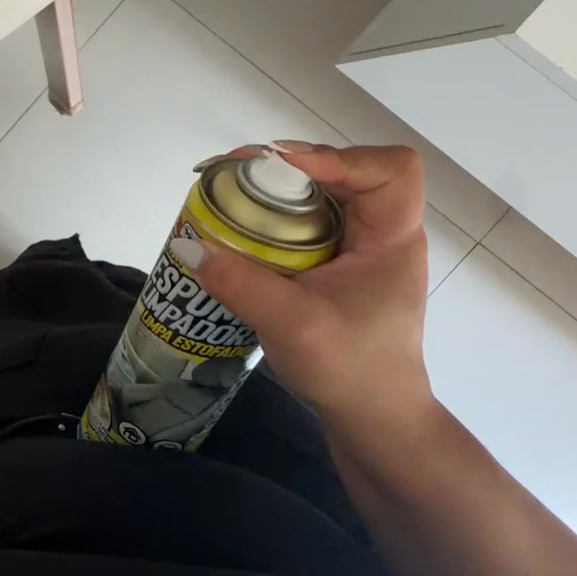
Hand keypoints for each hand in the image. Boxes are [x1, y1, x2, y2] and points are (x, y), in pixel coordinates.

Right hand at [177, 143, 437, 438]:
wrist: (373, 419)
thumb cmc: (351, 370)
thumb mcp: (292, 326)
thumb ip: (240, 283)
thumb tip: (186, 244)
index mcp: (391, 240)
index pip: (390, 170)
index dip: (338, 156)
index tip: (281, 168)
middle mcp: (377, 233)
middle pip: (342, 170)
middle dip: (284, 165)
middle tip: (231, 172)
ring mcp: (353, 247)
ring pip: (315, 193)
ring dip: (268, 187)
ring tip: (222, 192)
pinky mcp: (329, 263)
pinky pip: (298, 219)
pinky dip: (264, 213)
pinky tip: (231, 226)